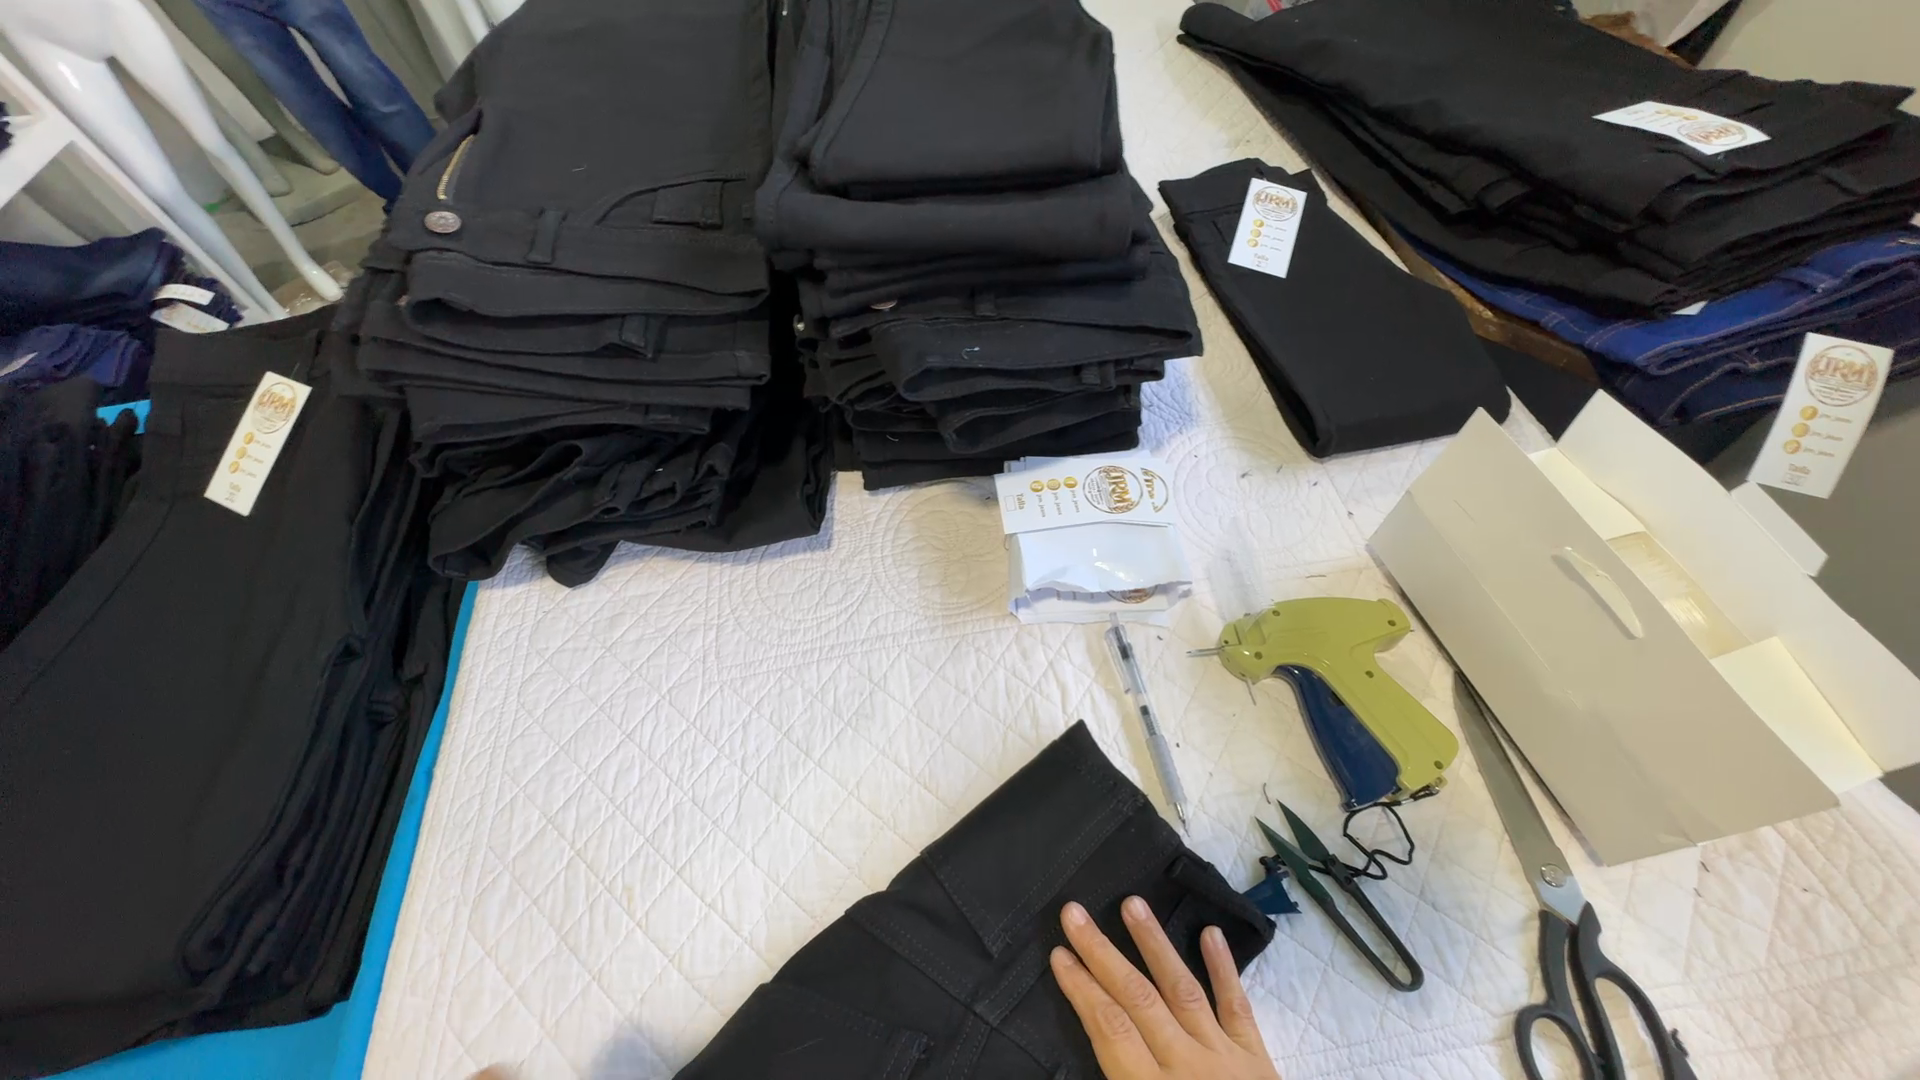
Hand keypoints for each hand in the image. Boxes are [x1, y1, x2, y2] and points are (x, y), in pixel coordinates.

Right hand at [1052, 897, 1281, 1079]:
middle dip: (1102, 953)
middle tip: (1074, 912)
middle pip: (1137, 1000)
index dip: (1082, 990)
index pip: (1111, 1031)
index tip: (1059, 954)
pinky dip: (1224, 970)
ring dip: (1154, 945)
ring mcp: (1226, 1060)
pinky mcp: (1258, 1060)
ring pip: (1182, 990)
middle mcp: (1188, 1069)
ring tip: (1132, 904)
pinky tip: (1210, 933)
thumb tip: (1100, 1047)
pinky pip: (1238, 1008)